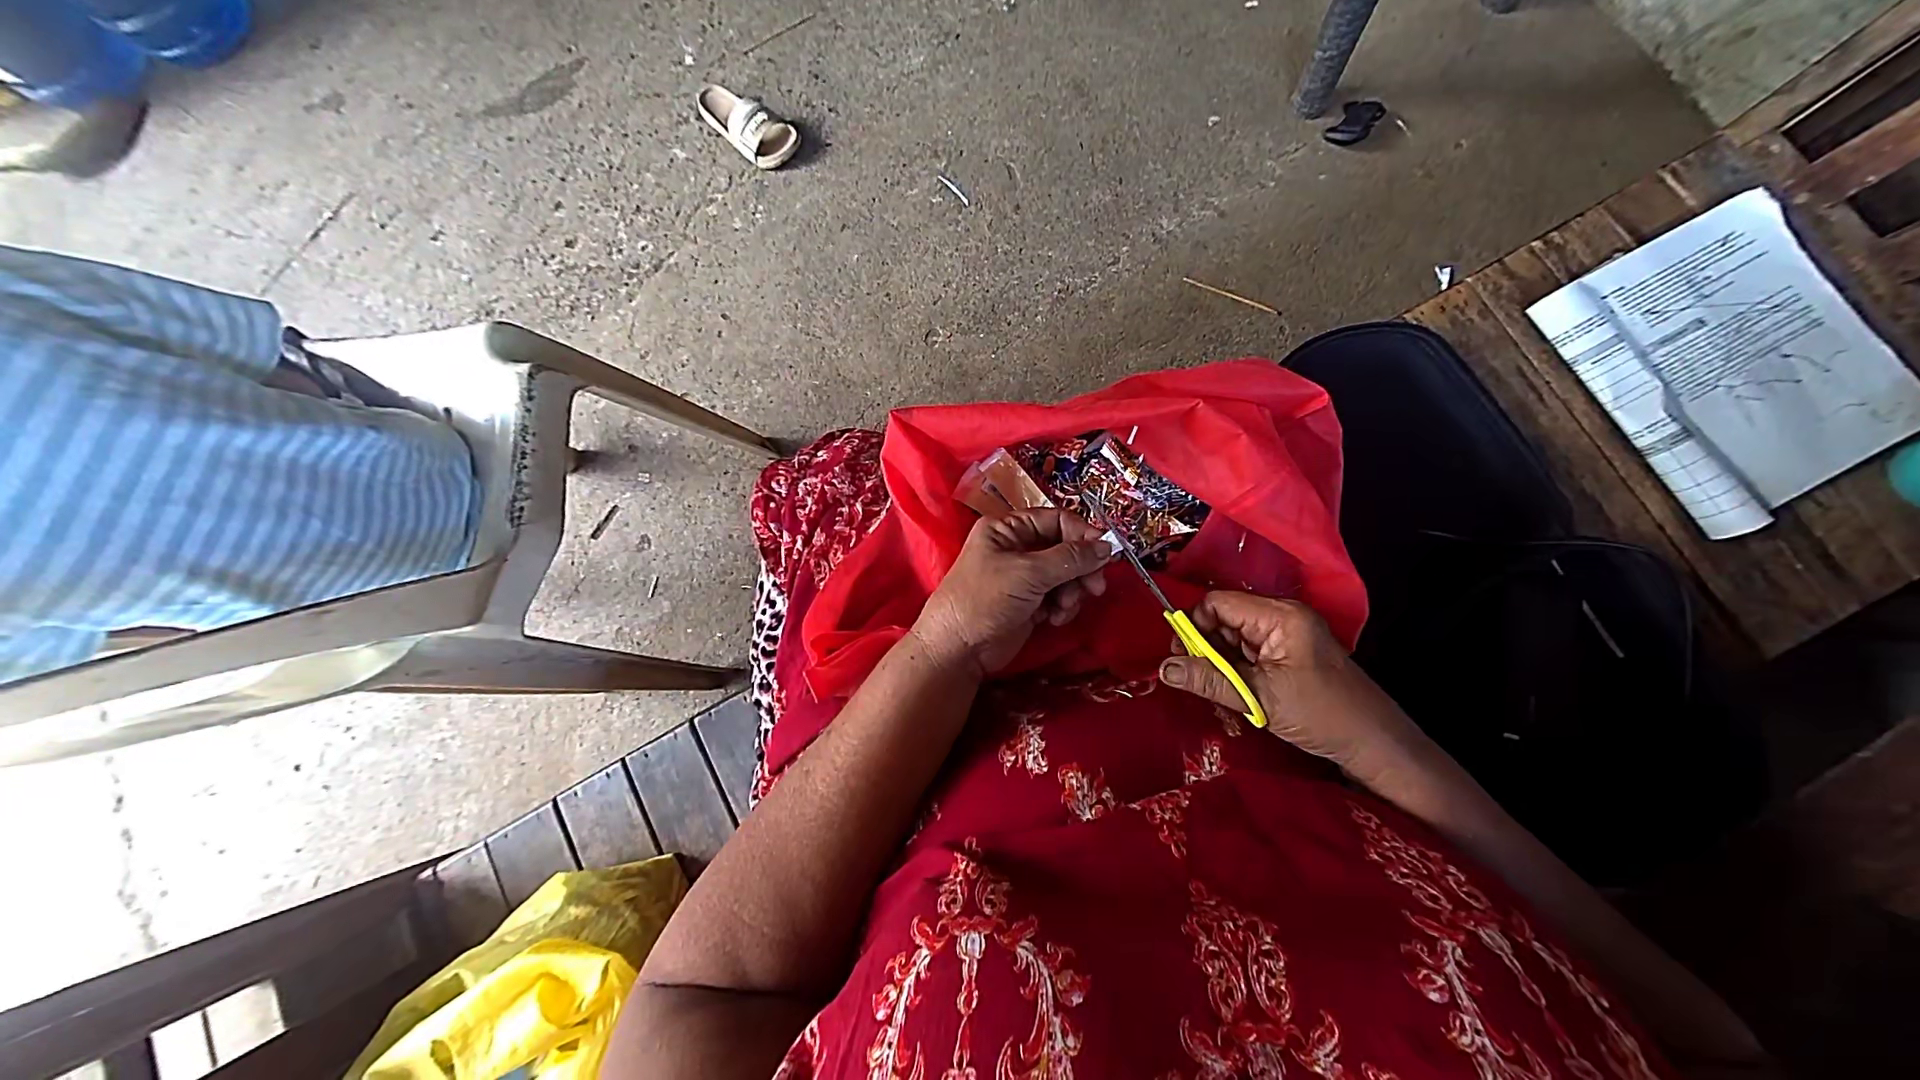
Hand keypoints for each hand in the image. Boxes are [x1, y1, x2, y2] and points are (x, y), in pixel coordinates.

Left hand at [911, 509, 1113, 676]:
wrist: (958, 648)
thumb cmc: (984, 600)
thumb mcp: (1028, 573)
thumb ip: (1070, 558)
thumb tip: (1106, 546)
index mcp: (1007, 529)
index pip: (1055, 520)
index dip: (1082, 533)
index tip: (1106, 551)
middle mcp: (1016, 548)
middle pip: (1065, 548)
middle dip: (1081, 567)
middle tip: (1094, 587)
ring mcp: (1023, 577)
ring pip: (1066, 574)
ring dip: (1072, 590)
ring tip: (1064, 607)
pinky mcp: (1030, 603)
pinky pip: (1059, 596)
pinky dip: (1063, 606)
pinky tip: (1054, 619)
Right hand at [1158, 591, 1430, 775]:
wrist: (1375, 744)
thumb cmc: (1323, 715)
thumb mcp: (1259, 698)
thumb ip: (1209, 680)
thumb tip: (1163, 669)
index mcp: (1280, 616)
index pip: (1218, 603)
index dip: (1194, 625)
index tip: (1180, 657)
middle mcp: (1282, 617)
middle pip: (1224, 619)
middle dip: (1205, 648)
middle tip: (1198, 680)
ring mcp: (1286, 635)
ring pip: (1232, 638)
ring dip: (1220, 664)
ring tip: (1221, 693)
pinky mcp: (1288, 653)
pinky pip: (1247, 653)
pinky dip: (1235, 671)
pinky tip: (1237, 694)